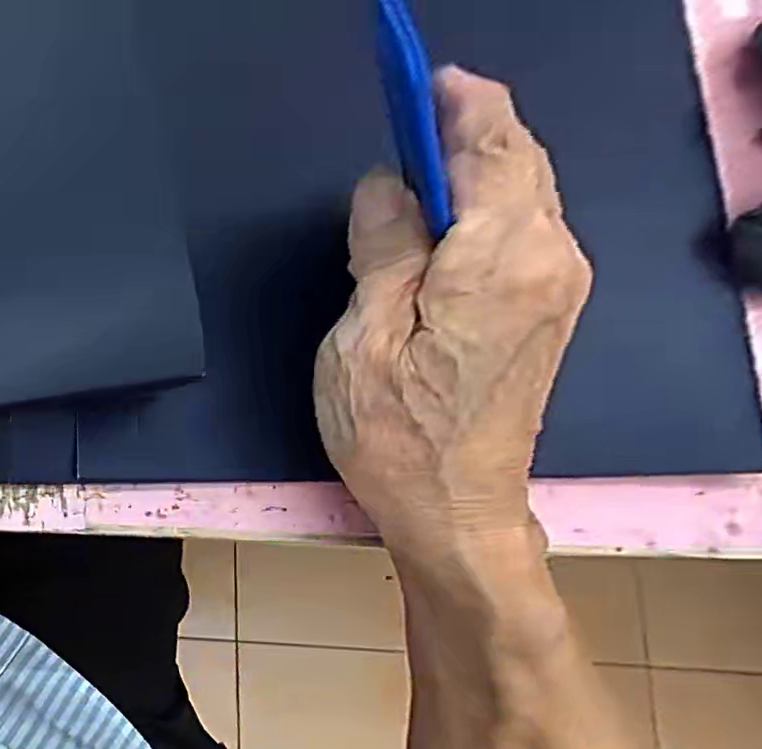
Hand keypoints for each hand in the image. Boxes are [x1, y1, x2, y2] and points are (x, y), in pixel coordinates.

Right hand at [314, 67, 592, 564]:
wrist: (452, 497)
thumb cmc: (389, 426)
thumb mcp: (361, 340)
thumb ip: (381, 254)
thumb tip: (387, 185)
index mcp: (499, 260)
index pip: (493, 153)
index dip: (463, 109)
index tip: (433, 79)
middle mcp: (551, 257)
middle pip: (522, 167)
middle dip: (478, 129)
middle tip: (424, 110)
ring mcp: (560, 284)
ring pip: (528, 197)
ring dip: (484, 167)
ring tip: (430, 160)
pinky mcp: (549, 308)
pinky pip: (525, 231)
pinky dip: (492, 203)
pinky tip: (453, 215)